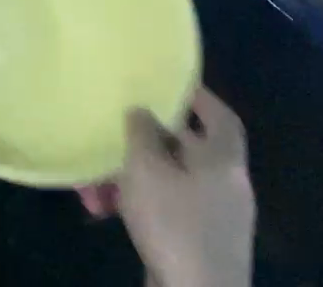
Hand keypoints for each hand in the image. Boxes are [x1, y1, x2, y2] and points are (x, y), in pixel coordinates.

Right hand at [82, 88, 254, 286]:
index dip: (197, 96)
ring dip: (132, 173)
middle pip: (188, 148)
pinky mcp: (200, 241)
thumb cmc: (174, 222)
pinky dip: (139, 199)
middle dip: (147, 138)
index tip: (167, 81)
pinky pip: (167, 206)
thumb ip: (141, 132)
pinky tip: (106, 205)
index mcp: (224, 163)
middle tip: (115, 127)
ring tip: (95, 177)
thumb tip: (142, 111)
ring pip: (170, 178)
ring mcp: (216, 216)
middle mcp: (227, 186)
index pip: (220, 117)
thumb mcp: (146, 167)